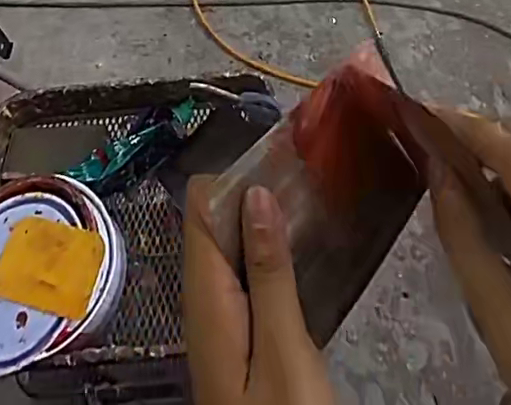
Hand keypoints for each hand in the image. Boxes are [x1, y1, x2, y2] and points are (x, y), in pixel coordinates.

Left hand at [184, 180, 336, 404]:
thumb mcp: (283, 350)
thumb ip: (270, 272)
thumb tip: (255, 194)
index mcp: (205, 296)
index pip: (201, 206)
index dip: (235, 177)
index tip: (278, 161)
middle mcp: (205, 301)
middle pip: (217, 222)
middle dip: (256, 196)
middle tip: (303, 180)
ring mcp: (221, 319)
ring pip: (235, 247)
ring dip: (268, 223)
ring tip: (309, 204)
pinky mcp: (241, 334)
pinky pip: (247, 273)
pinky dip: (272, 252)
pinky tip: (302, 249)